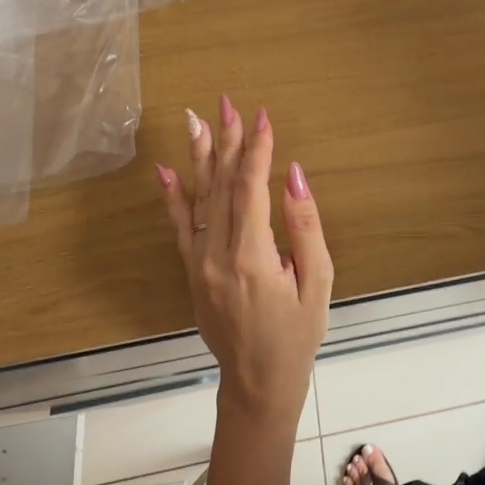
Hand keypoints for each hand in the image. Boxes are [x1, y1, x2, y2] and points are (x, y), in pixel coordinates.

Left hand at [156, 96, 332, 424]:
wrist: (257, 382)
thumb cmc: (297, 333)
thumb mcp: (317, 281)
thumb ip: (304, 226)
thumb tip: (293, 175)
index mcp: (252, 257)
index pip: (250, 188)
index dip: (256, 150)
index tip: (262, 117)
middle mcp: (217, 256)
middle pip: (221, 185)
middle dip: (226, 141)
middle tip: (227, 103)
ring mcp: (199, 264)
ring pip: (198, 199)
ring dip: (199, 156)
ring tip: (196, 119)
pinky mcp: (192, 271)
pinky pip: (180, 226)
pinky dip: (173, 196)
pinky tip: (167, 169)